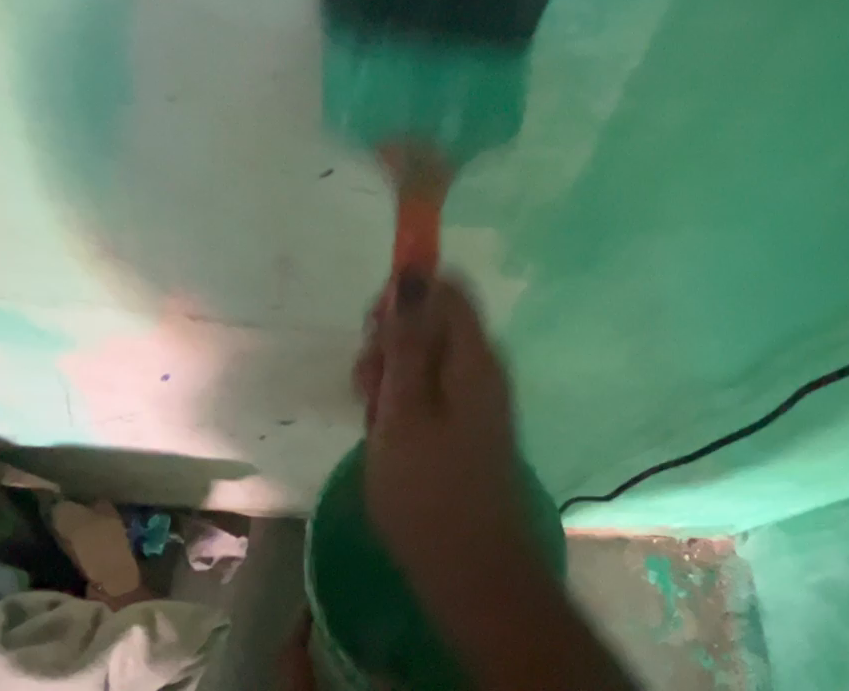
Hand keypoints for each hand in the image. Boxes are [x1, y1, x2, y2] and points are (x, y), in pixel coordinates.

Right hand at [353, 275, 533, 602]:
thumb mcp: (403, 409)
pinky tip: (385, 438)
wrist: (473, 575)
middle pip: (430, 323)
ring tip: (372, 421)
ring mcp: (477, 399)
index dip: (401, 300)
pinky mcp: (467, 427)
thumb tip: (413, 273)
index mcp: (472, 355)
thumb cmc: (429, 492)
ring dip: (390, 379)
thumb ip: (406, 339)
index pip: (442, 289)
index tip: (372, 335)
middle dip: (389, 344)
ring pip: (424, 361)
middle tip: (367, 388)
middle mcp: (481, 368)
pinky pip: (430, 394)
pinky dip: (403, 406)